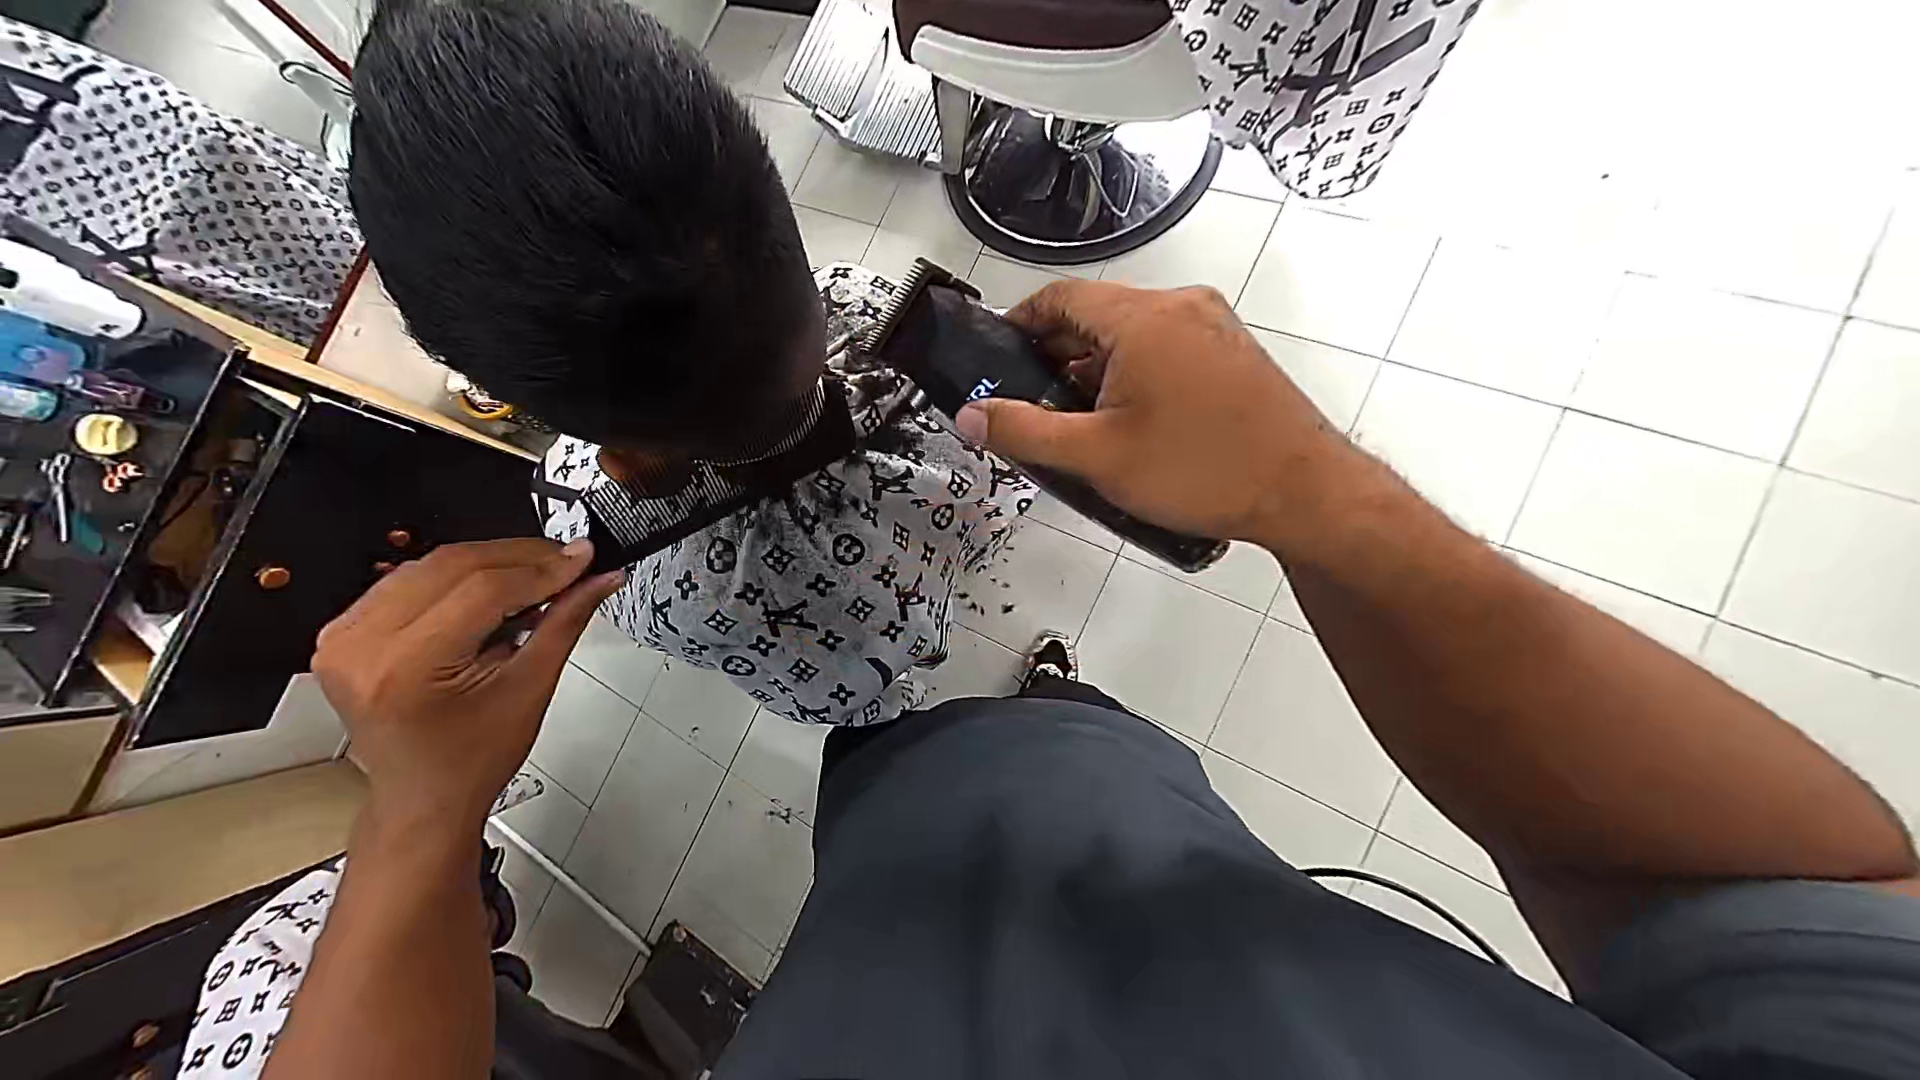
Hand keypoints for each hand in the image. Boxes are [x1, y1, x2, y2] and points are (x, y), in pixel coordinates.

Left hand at [313, 538, 622, 828]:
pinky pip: (413, 578)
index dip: (544, 569)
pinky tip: (500, 586)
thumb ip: (566, 620)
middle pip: (455, 565)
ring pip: (435, 564)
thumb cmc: (472, 758)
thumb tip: (599, 578)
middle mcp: (360, 646)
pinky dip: (464, 574)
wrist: (426, 792)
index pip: (484, 589)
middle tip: (571, 561)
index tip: (584, 560)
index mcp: (403, 669)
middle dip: (523, 557)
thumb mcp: (532, 686)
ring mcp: (344, 636)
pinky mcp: (347, 629)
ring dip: (495, 561)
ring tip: (542, 575)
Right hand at [955, 280, 1359, 548]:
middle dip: (1055, 358)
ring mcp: (1211, 330)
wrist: (1303, 493)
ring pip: (1130, 337)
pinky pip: (1164, 351)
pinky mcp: (1228, 356)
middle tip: (1033, 401)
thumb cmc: (1212, 469)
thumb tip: (976, 416)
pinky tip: (1126, 426)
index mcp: (1143, 319)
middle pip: (1094, 317)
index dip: (1020, 322)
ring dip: (1095, 372)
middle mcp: (1182, 310)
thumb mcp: (1096, 456)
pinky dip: (1133, 377)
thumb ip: (1024, 432)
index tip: (1001, 348)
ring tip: (1080, 425)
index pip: (1059, 297)